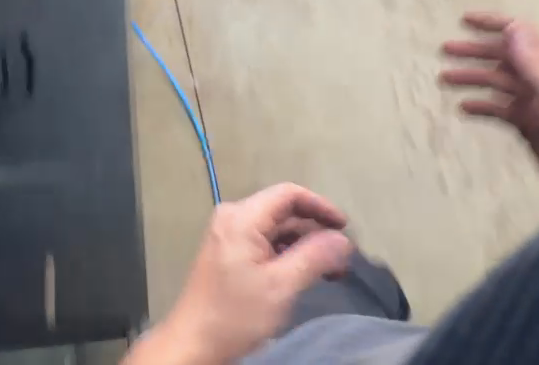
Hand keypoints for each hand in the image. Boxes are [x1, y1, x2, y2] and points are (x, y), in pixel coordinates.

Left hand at [129, 183, 355, 364]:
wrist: (193, 344)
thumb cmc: (235, 315)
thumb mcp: (280, 287)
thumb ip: (314, 258)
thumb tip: (343, 240)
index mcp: (242, 216)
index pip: (288, 194)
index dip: (319, 206)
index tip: (345, 227)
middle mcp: (233, 216)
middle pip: (282, 210)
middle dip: (314, 229)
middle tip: (342, 257)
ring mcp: (229, 233)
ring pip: (275, 227)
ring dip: (303, 244)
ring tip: (331, 269)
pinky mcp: (228, 251)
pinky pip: (264, 241)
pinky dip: (287, 253)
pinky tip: (304, 272)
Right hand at [441, 13, 538, 204]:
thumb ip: (534, 62)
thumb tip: (512, 27)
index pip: (522, 34)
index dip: (494, 25)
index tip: (465, 21)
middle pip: (504, 58)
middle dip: (475, 52)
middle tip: (445, 51)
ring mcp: (535, 103)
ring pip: (498, 83)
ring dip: (473, 78)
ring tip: (445, 79)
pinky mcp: (529, 126)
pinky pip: (500, 109)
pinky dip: (482, 106)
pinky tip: (464, 108)